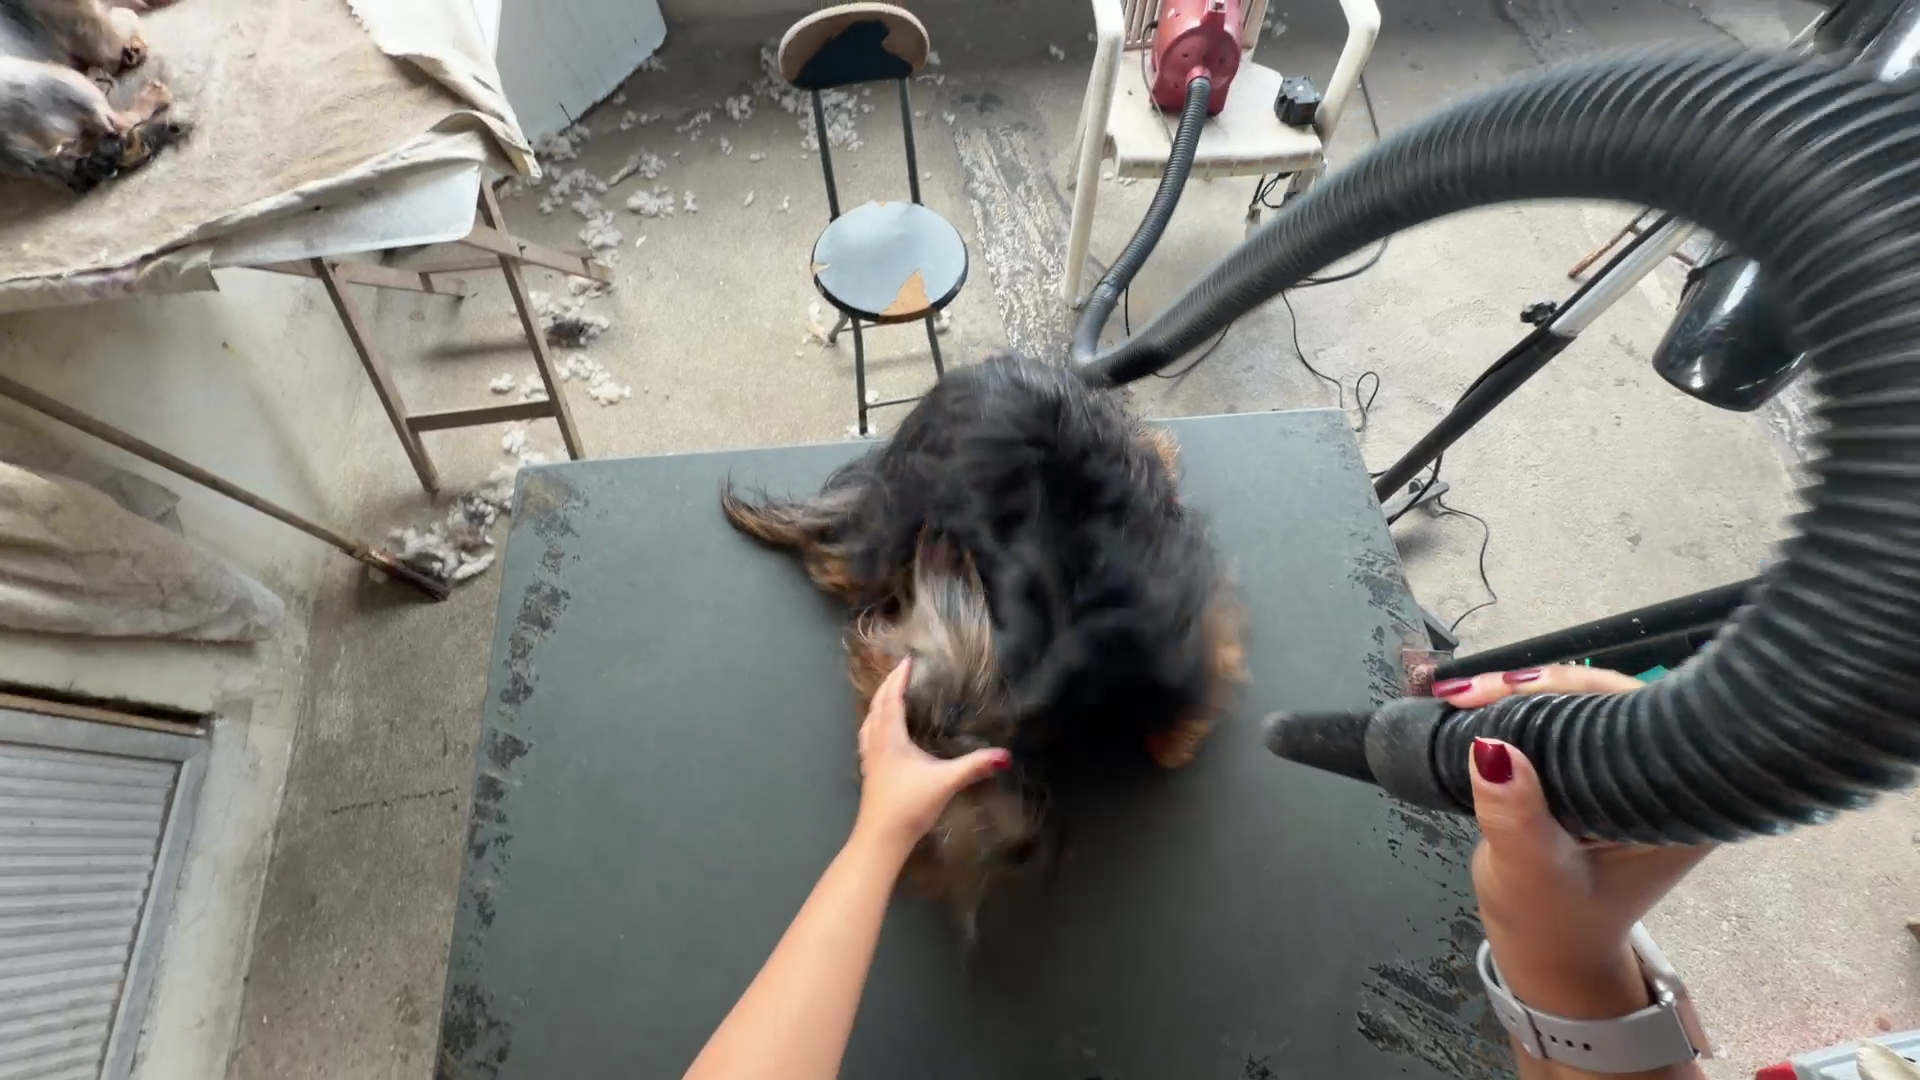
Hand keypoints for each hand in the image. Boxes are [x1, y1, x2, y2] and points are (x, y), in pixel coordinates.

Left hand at [852, 658, 1010, 855]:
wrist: (880, 839)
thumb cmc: (909, 805)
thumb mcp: (945, 782)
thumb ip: (974, 767)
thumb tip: (1005, 755)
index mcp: (890, 737)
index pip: (892, 698)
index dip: (899, 677)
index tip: (907, 660)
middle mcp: (876, 742)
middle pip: (877, 704)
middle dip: (888, 685)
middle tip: (901, 670)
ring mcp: (869, 757)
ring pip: (869, 720)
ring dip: (878, 702)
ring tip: (890, 694)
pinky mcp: (869, 771)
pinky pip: (868, 735)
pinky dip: (875, 722)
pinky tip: (882, 732)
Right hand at [1438, 666, 1714, 1017]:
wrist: (1542, 945)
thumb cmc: (1549, 918)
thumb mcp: (1529, 869)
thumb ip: (1514, 814)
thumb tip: (1490, 747)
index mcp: (1677, 805)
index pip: (1640, 715)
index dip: (1579, 688)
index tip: (1513, 687)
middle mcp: (1659, 783)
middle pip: (1603, 701)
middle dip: (1534, 684)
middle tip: (1469, 691)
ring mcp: (1620, 778)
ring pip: (1573, 707)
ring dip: (1513, 693)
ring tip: (1460, 694)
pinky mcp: (1585, 776)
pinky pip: (1553, 724)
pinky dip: (1510, 708)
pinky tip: (1473, 702)